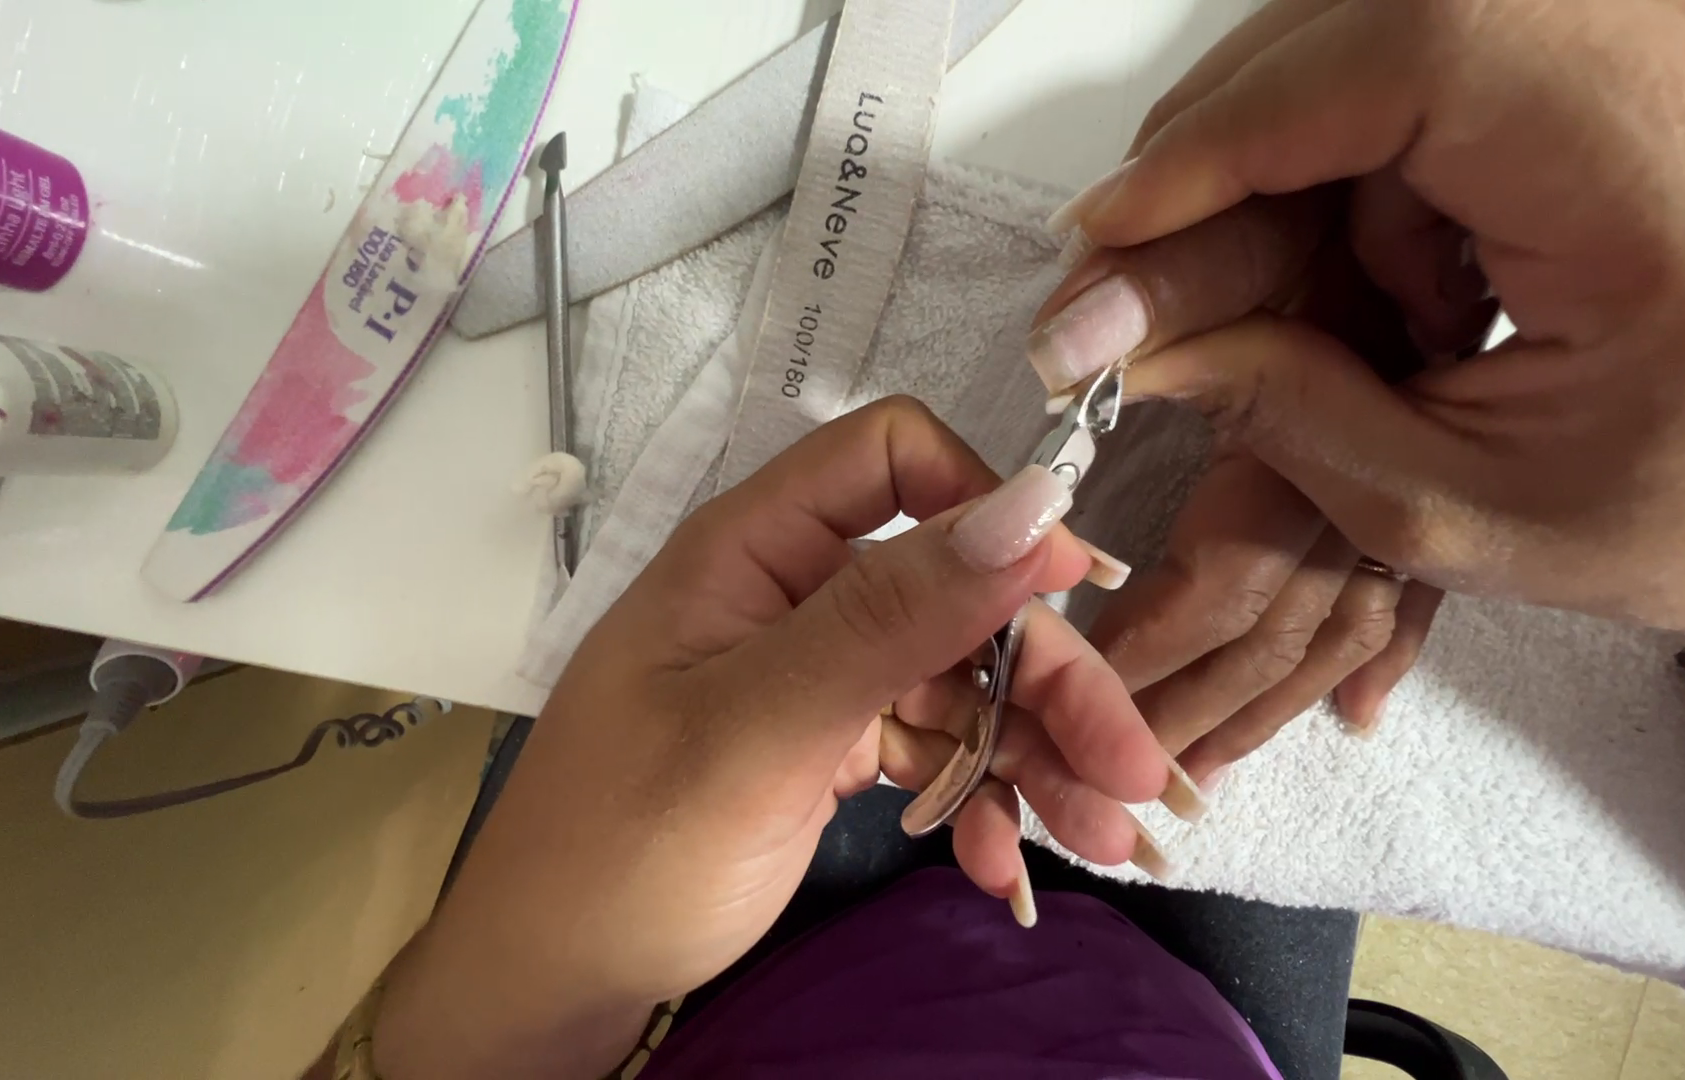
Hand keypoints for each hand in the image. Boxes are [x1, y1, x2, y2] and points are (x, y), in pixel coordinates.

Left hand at [375, 399, 1184, 1079]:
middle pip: (952, 589)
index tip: (1064, 581)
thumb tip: (1026, 508)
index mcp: (757, 549)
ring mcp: (822, 671)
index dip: (980, 500)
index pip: (888, 457)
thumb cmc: (626, 847)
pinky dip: (979, 797)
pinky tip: (1002, 863)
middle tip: (1130, 769)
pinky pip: (935, 746)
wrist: (554, 981)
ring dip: (1034, 752)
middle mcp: (799, 594)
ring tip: (1102, 836)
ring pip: (958, 675)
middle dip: (1044, 674)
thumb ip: (889, 617)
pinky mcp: (837, 739)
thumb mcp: (757, 728)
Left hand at [1030, 191, 1446, 780]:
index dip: (1150, 642)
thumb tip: (1058, 361)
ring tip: (1207, 770)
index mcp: (1317, 439)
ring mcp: (1417, 499)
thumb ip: (1157, 308)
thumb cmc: (1359, 193)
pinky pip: (1413, 607)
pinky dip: (1381, 667)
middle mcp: (1375, 487)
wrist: (1532, 139)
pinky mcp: (1449, 495)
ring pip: (1336, 637)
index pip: (1223, 578)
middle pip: (1274, 631)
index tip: (1079, 682)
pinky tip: (1358, 721)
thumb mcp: (1243, 238)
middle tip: (1127, 773)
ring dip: (1267, 710)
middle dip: (1193, 706)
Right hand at [1044, 0, 1684, 677]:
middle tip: (1132, 271)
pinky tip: (1387, 277)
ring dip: (1278, 174)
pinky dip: (1343, 170)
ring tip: (1314, 312)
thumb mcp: (1450, 509)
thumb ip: (1281, 414)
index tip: (1105, 225)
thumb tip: (1122, 347)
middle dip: (1217, 150)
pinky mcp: (1651, 45)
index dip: (1232, 126)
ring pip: (1379, 41)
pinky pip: (1425, 68)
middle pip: (1375, 17)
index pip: (1427, 50)